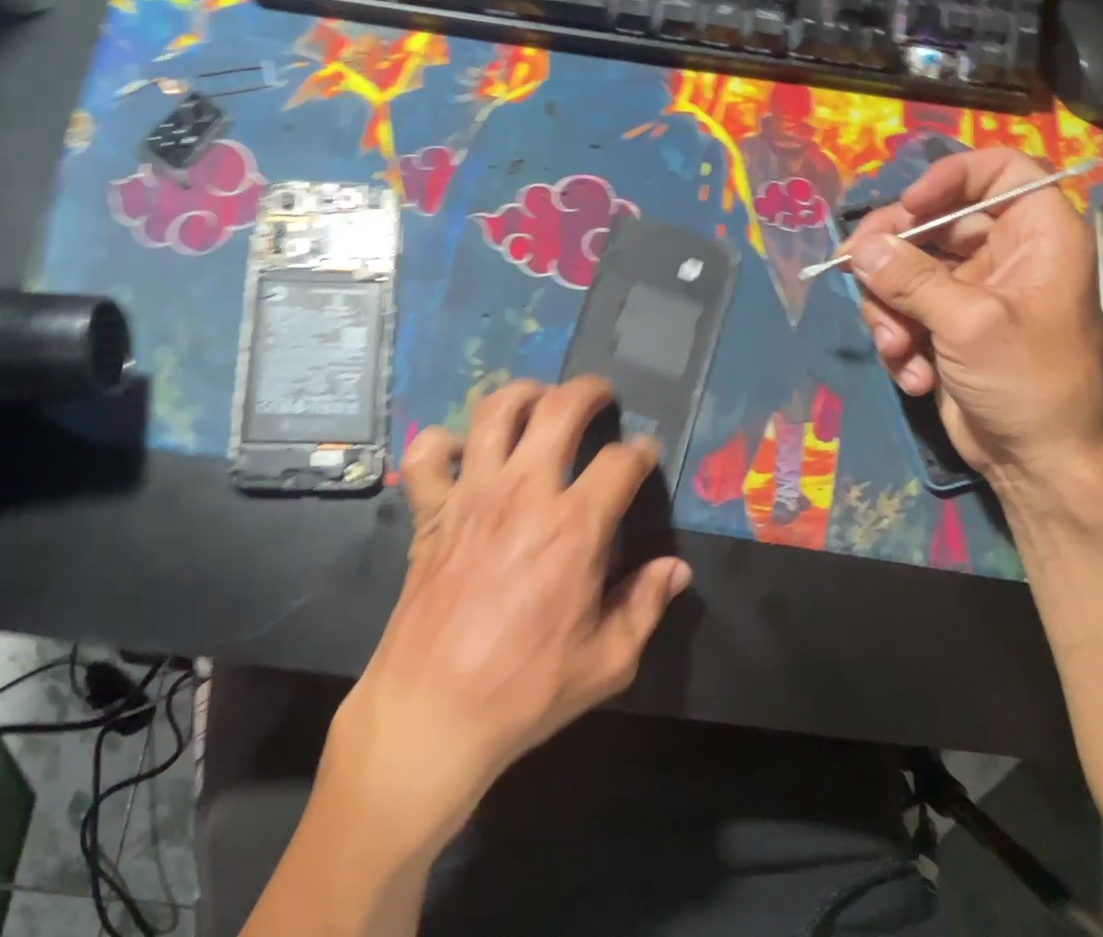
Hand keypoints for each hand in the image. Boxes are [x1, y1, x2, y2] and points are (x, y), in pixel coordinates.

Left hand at [324, 377, 691, 849]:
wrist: (433, 710)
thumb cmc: (527, 690)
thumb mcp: (608, 660)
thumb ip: (644, 604)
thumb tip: (675, 569)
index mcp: (575, 528)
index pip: (619, 462)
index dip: (640, 453)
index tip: (643, 457)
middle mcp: (522, 494)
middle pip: (557, 410)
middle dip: (586, 392)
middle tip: (599, 394)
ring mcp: (468, 497)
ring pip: (492, 413)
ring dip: (521, 394)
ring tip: (538, 399)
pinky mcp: (428, 514)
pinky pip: (427, 456)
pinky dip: (443, 442)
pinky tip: (459, 452)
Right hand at [842, 148, 1102, 487]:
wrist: (1037, 461)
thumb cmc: (1028, 381)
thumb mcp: (968, 323)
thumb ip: (910, 279)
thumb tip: (858, 247)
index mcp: (1035, 236)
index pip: (998, 172)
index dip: (951, 178)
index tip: (908, 206)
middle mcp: (1003, 257)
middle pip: (933, 224)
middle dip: (892, 257)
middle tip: (853, 269)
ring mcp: (971, 295)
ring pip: (906, 274)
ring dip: (890, 313)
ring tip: (898, 350)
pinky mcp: (945, 331)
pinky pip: (904, 315)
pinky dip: (900, 343)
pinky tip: (913, 375)